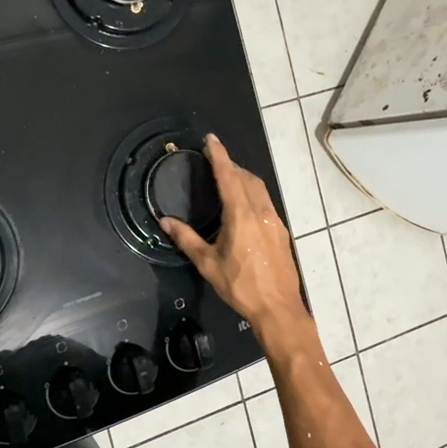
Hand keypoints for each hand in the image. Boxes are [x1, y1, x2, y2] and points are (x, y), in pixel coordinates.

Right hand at [160, 134, 310, 340]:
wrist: (278, 307)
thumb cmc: (240, 286)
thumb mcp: (208, 263)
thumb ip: (186, 239)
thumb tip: (165, 221)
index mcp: (241, 215)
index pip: (228, 176)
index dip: (219, 155)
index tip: (211, 140)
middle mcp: (261, 211)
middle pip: (246, 178)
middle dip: (231, 165)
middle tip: (215, 160)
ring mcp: (275, 220)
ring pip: (259, 189)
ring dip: (244, 178)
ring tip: (228, 178)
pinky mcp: (281, 231)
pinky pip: (266, 202)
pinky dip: (253, 194)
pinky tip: (245, 205)